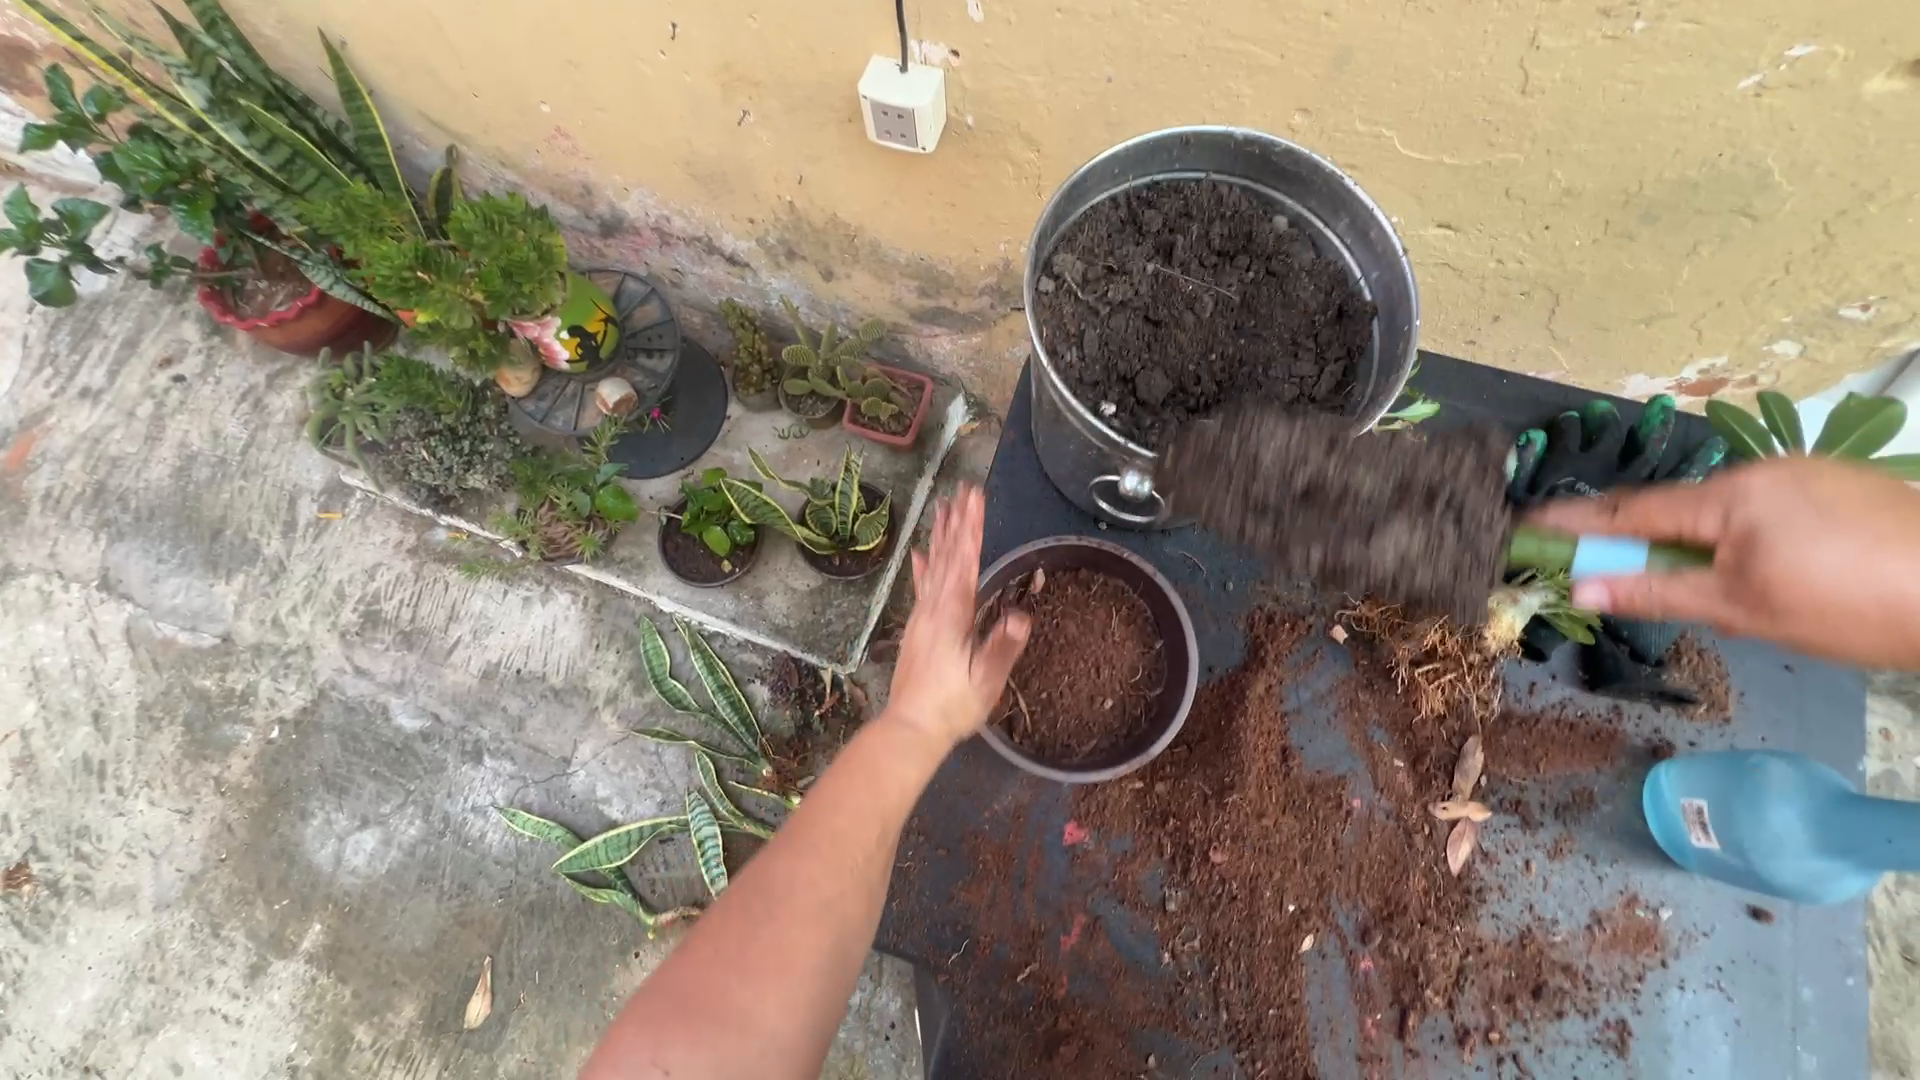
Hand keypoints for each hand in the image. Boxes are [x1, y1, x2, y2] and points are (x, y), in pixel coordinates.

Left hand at [885, 485, 1030, 749]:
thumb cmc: (953, 707)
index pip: (965, 561)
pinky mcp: (917, 628)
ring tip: (942, 506)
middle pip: (948, 555)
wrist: (911, 729)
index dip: (972, 528)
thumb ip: (1002, 647)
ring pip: (933, 566)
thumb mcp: (985, 681)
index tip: (975, 498)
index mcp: (953, 614)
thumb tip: (1023, 614)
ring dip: (941, 535)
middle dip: (958, 521)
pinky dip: (922, 566)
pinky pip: (922, 587)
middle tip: (963, 489)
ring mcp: (922, 616)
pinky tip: (919, 553)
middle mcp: (934, 607)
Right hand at [1528, 455, 1919, 668]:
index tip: (1525, 524)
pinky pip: (1763, 510)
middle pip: (1674, 509)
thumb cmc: (1859, 607)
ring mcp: (1807, 474)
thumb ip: (1653, 592)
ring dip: (1695, 544)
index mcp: (1732, 495)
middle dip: (1640, 541)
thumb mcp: (1743, 609)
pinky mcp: (1843, 487)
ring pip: (1720, 512)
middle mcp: (1763, 472)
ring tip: (1716, 588)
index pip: (1628, 511)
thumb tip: (1579, 590)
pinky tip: (1769, 573)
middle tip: (1617, 576)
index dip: (1574, 523)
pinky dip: (1739, 538)